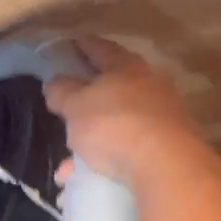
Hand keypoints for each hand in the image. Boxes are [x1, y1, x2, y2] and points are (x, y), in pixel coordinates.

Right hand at [42, 38, 220, 191]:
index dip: (82, 45)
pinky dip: (105, 159)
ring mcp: (161, 117)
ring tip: (69, 159)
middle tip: (67, 102)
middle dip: (88, 97)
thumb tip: (55, 82)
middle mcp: (148, 86)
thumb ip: (62, 91)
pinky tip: (85, 175)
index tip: (69, 45)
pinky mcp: (166, 147)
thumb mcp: (76, 106)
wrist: (166, 167)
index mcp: (126, 68)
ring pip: (118, 122)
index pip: (100, 48)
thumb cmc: (114, 126)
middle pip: (114, 85)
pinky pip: (126, 148)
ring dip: (93, 138)